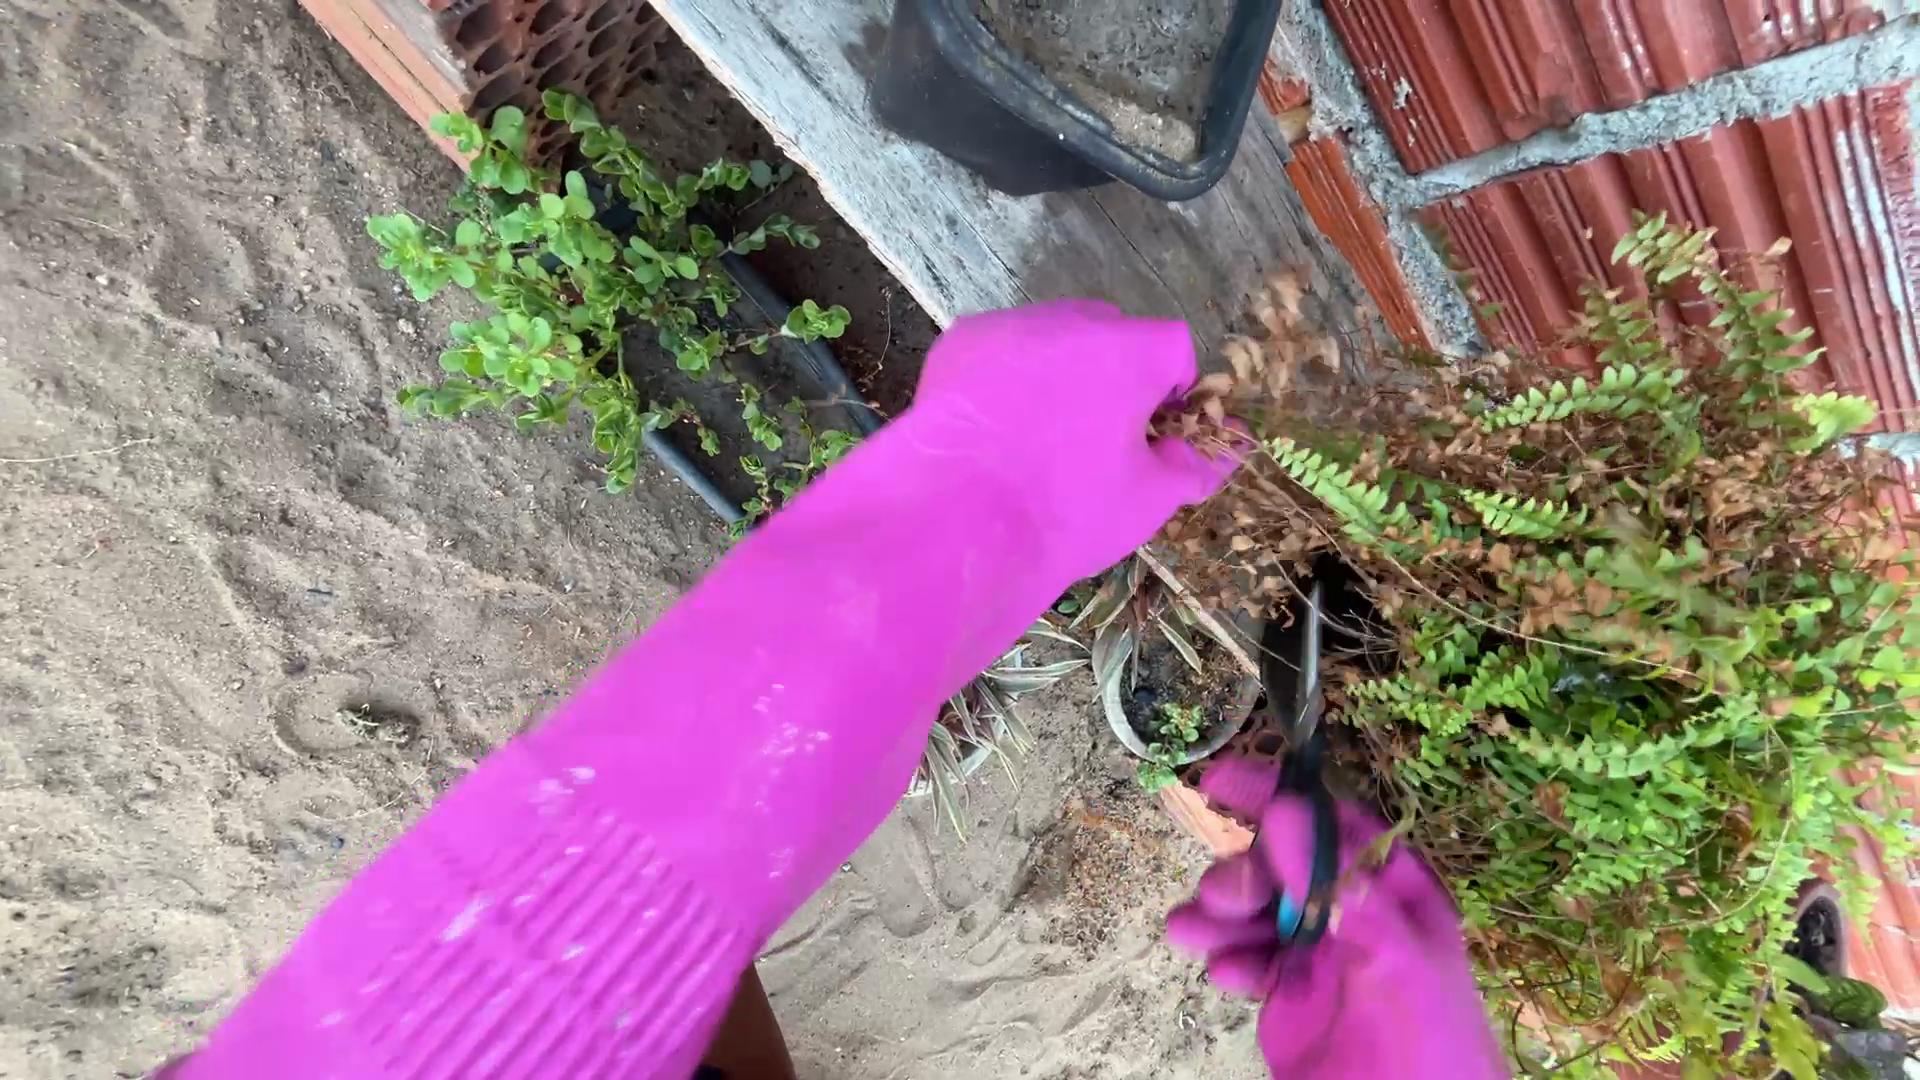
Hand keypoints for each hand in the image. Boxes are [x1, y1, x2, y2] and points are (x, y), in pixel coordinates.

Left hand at [907, 299, 1236, 582]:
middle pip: (1112, 334)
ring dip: (1060, 372)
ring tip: (1036, 438)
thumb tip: (1232, 448)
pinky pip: (1001, 351)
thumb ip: (1194, 466)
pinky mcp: (958, 344)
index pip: (1173, 348)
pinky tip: (993, 430)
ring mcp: (1007, 327)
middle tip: (1094, 440)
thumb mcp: (1145, 500)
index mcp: (1128, 350)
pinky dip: (1007, 378)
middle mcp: (1068, 321)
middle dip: (1115, 378)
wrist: (955, 527)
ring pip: (1053, 339)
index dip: (1171, 394)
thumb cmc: (1065, 512)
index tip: (1151, 436)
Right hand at [1166, 759, 1507, 1078]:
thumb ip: (1342, 889)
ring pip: (1253, 907)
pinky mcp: (1286, 990)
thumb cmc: (1429, 1056)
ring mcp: (1315, 950)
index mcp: (1390, 893)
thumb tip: (1283, 808)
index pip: (1330, 823)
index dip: (1275, 795)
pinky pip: (1244, 955)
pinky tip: (1226, 977)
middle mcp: (1349, 912)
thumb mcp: (1396, 965)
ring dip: (1218, 914)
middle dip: (1242, 873)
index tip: (1219, 779)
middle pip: (1279, 863)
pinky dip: (1226, 957)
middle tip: (1219, 898)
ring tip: (1189, 933)